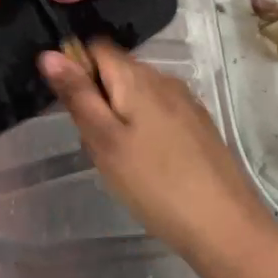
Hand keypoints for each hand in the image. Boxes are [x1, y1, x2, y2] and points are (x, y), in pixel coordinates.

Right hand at [39, 39, 269, 252]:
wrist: (228, 230)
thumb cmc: (155, 183)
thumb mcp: (104, 140)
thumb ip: (77, 94)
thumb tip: (49, 53)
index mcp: (136, 77)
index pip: (96, 47)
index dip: (76, 67)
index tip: (73, 106)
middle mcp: (163, 79)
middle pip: (117, 70)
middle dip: (98, 96)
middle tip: (95, 142)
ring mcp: (186, 103)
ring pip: (138, 94)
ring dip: (121, 115)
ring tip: (120, 158)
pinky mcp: (200, 127)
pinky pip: (159, 113)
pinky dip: (145, 128)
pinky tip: (149, 165)